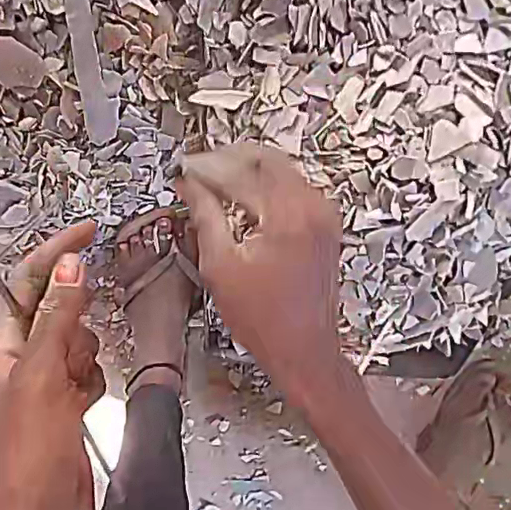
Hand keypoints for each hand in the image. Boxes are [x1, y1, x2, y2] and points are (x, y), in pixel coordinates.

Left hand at [0, 222, 102, 509]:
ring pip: (77, 343)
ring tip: (75, 394)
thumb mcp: (41, 379)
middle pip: (57, 311)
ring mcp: (42, 386)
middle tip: (73, 360)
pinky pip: (87, 373)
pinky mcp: (64, 408)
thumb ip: (58, 319)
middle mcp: (17, 361)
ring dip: (85, 359)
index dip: (57, 253)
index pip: (27, 282)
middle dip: (75, 326)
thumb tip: (70, 267)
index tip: (88, 231)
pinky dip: (92, 382)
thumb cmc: (23, 462)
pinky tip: (86, 404)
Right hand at [176, 144, 344, 390]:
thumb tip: (190, 189)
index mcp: (287, 215)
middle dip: (227, 162)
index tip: (186, 171)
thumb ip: (204, 217)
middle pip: (265, 159)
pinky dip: (264, 189)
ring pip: (279, 171)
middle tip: (199, 172)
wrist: (303, 350)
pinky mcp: (324, 226)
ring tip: (215, 185)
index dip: (207, 168)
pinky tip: (242, 201)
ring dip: (245, 173)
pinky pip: (291, 189)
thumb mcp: (220, 267)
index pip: (241, 171)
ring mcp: (322, 216)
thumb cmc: (268, 322)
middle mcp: (312, 208)